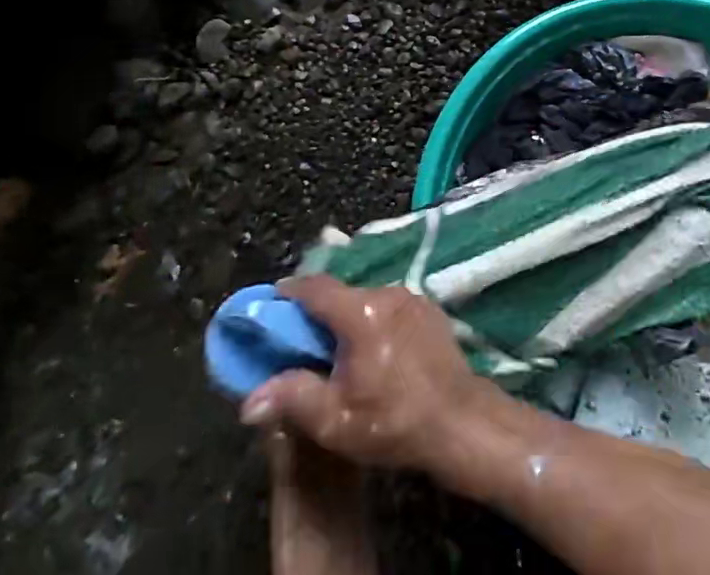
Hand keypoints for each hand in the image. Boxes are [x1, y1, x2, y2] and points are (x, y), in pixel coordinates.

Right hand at [239, 275, 493, 473]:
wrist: (460, 421)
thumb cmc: (394, 420)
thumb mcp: (334, 419)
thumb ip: (291, 398)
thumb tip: (249, 400)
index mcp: (363, 312)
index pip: (315, 287)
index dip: (288, 293)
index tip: (269, 306)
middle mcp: (390, 294)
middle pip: (342, 294)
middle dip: (316, 314)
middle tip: (298, 342)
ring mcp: (415, 300)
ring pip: (367, 301)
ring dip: (348, 319)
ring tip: (334, 351)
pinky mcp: (431, 311)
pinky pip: (390, 308)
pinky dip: (374, 321)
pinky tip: (371, 350)